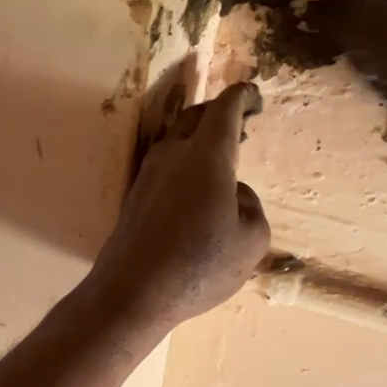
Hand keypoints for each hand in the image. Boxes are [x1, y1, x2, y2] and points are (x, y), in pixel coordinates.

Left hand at [86, 82, 271, 329]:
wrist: (133, 292)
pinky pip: (166, 166)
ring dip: (200, 138)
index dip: (242, 97)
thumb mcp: (252, 240)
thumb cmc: (199, 265)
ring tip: (222, 156)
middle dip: (219, 113)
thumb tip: (232, 194)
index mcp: (206, 155)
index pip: (225, 109)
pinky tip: (196, 190)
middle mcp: (173, 154)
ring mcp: (148, 174)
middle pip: (195, 116)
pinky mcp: (136, 197)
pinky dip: (185, 163)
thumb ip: (250, 206)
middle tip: (241, 121)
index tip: (253, 95)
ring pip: (176, 140)